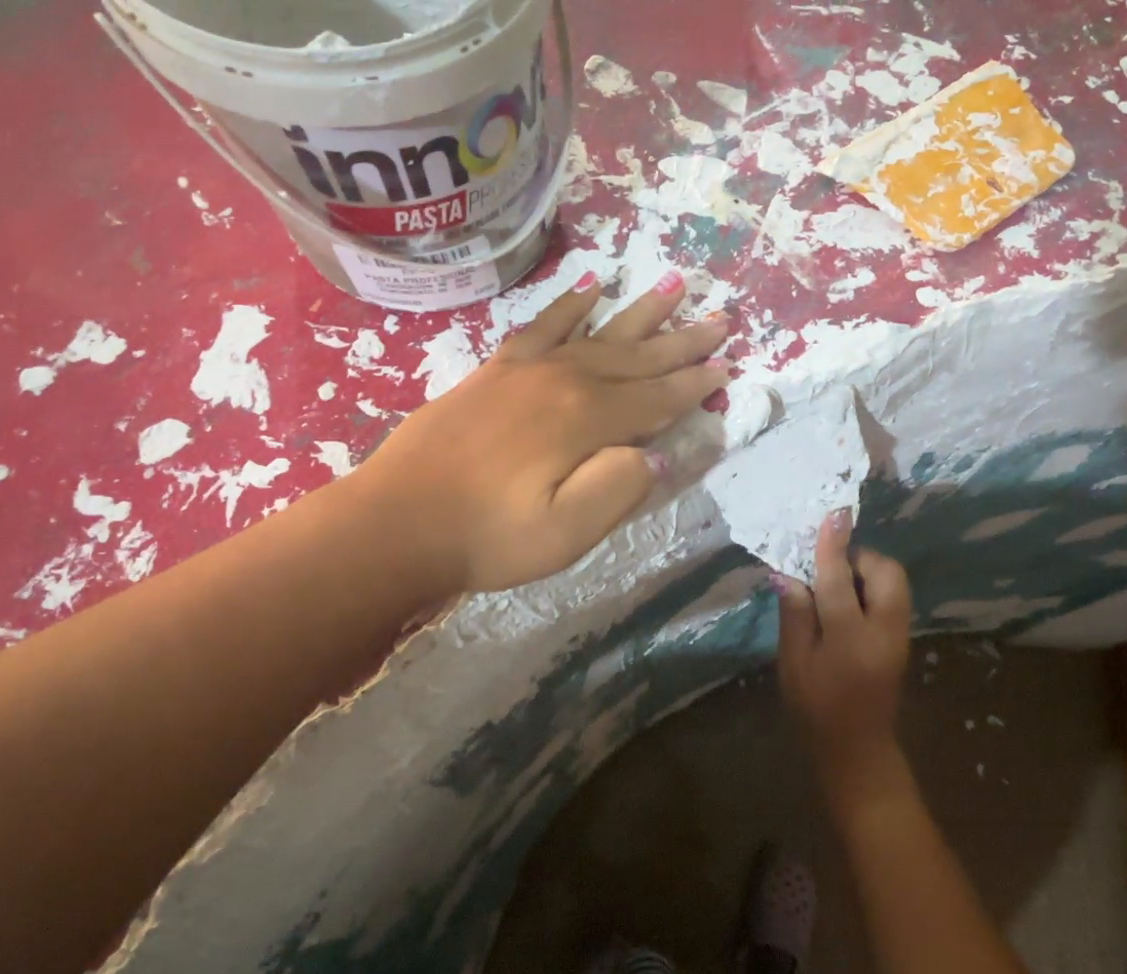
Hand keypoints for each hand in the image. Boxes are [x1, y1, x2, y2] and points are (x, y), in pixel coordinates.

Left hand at [347, 271, 730, 593]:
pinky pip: (542, 325)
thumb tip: (656, 453)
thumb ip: (618, 487)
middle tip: (722, 316)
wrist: (397, 523)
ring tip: (673, 284)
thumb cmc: (488, 537)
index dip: (695, 386)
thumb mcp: (566, 532)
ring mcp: (525, 370)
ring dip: (639, 312)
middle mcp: (562, 381)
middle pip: (636, 356)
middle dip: (683, 340)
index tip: (729, 366)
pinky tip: (590, 285)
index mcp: (585, 420)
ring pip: (597, 332)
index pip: (657, 398)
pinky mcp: (494, 371)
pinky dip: (570, 304)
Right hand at [775, 509, 913, 764]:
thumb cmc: (815, 707)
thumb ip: (795, 616)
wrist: (857, 745)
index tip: (833, 514)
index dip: (833, 547)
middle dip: (859, 558)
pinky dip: (874, 587)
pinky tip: (849, 601)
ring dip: (868, 571)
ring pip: (895, 582)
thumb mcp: (794, 663)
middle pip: (885, 573)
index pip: (839, 581)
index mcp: (850, 639)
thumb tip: (790, 574)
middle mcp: (884, 631)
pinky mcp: (903, 638)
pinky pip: (894, 597)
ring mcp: (900, 635)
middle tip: (829, 567)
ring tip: (837, 584)